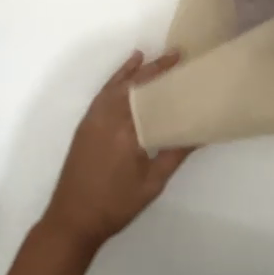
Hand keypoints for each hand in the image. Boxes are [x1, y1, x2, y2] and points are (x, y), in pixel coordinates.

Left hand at [42, 50, 196, 247]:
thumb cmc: (116, 205)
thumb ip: (175, 154)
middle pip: (134, 85)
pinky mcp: (85, 125)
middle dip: (154, 68)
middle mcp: (108, 117)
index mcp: (127, 130)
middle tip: (175, 55)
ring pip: (116, 86)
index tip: (184, 63)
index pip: (152, 95)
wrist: (73, 220)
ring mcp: (93, 119)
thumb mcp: (152, 183)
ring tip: (151, 57)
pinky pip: (102, 94)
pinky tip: (124, 76)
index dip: (167, 77)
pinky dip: (114, 81)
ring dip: (133, 70)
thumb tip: (200, 133)